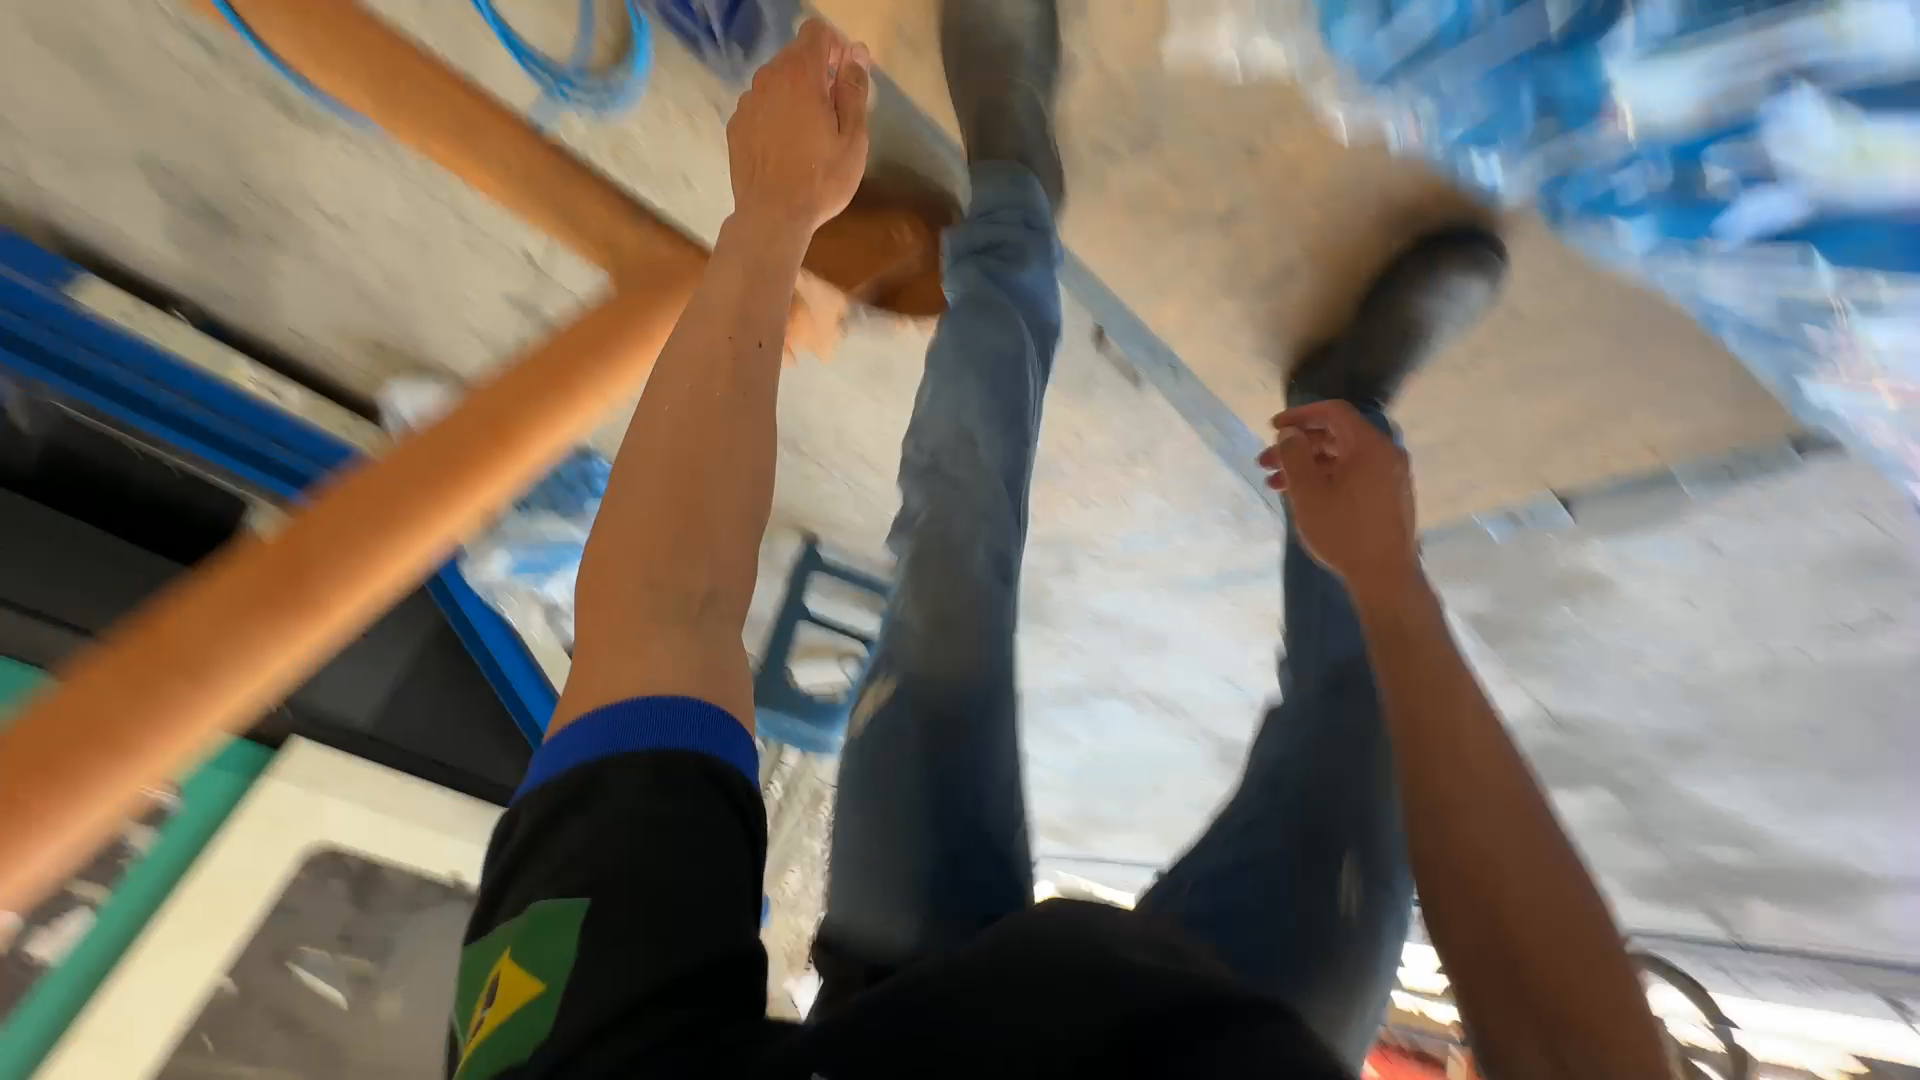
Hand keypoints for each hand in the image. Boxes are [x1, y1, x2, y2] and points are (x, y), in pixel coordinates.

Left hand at [726, 20, 871, 238]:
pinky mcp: (736, 125)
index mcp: (801, 74)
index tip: (845, 77)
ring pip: (776, 83)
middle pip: (795, 56)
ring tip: (807, 137)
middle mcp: (768, 77)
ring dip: (794, 96)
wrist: (772, 215)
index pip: (816, 32)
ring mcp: (748, 101)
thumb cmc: (821, 180)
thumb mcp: (852, 138)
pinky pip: (761, 108)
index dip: (836, 47)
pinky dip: (775, 117)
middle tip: (832, 115)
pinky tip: (785, 150)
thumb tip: (856, 52)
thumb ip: (854, 89)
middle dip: (816, 74)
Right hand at [1259, 400, 1422, 601]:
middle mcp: (1384, 453)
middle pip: (1335, 435)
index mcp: (1369, 446)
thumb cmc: (1343, 531)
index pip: (1333, 413)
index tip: (1272, 428)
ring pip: (1341, 457)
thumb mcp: (1309, 493)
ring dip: (1306, 464)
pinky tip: (1302, 495)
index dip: (1299, 415)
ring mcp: (1389, 474)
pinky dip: (1325, 477)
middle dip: (1297, 446)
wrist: (1385, 575)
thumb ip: (1295, 456)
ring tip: (1275, 484)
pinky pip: (1352, 472)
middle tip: (1265, 463)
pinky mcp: (1388, 494)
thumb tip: (1290, 433)